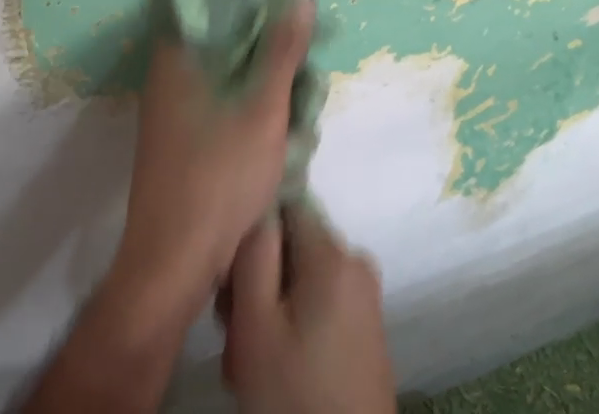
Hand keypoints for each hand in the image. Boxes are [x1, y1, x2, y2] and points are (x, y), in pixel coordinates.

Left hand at [108, 0, 315, 320]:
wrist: (176, 258)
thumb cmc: (219, 175)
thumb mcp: (262, 108)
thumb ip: (281, 52)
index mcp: (175, 59)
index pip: (209, 6)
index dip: (250, 1)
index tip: (289, 5)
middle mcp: (167, 79)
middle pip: (222, 44)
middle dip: (267, 50)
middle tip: (306, 62)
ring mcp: (173, 114)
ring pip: (227, 79)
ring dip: (263, 85)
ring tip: (301, 99)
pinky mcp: (183, 143)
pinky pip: (222, 108)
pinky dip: (251, 110)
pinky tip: (281, 128)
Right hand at [223, 209, 394, 413]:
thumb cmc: (293, 390)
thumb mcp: (255, 321)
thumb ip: (253, 254)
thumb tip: (258, 208)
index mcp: (333, 252)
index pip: (282, 208)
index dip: (251, 240)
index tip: (233, 282)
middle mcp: (356, 261)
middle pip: (290, 246)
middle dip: (257, 280)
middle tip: (235, 328)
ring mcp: (364, 295)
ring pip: (299, 278)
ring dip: (270, 307)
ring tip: (254, 353)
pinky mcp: (365, 324)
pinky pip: (317, 302)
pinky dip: (293, 324)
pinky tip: (278, 362)